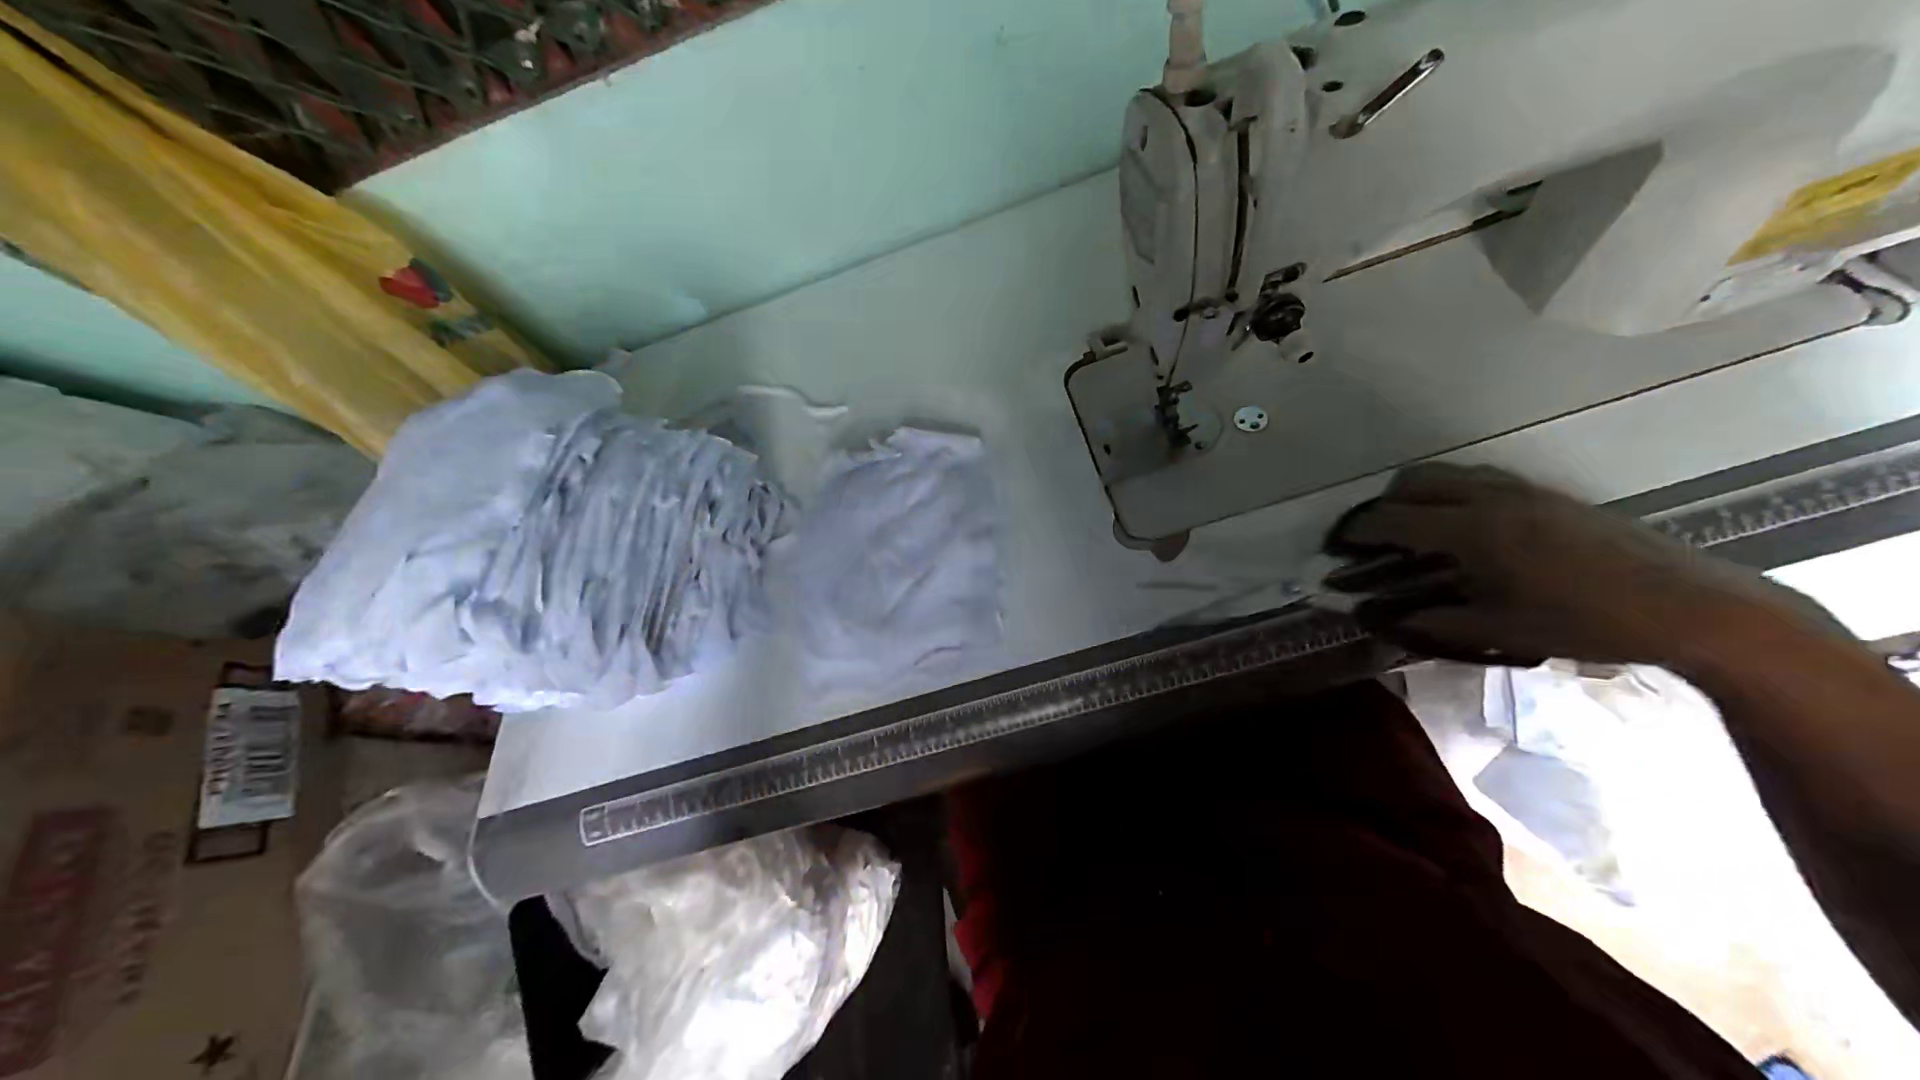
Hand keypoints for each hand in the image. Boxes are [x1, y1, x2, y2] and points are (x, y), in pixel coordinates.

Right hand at [1322, 463, 1809, 667]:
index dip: (1357, 533)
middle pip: (1415, 481)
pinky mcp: (1549, 495)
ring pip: (1450, 473)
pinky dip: (1452, 492)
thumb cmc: (1586, 622)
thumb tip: (1374, 617)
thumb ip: (1430, 620)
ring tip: (1409, 527)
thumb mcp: (1500, 631)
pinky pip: (1482, 478)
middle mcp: (1491, 498)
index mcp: (1473, 531)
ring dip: (1417, 494)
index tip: (1335, 547)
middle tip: (1368, 537)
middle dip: (1382, 505)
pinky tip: (1463, 526)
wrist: (1690, 605)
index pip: (1394, 520)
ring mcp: (1523, 491)